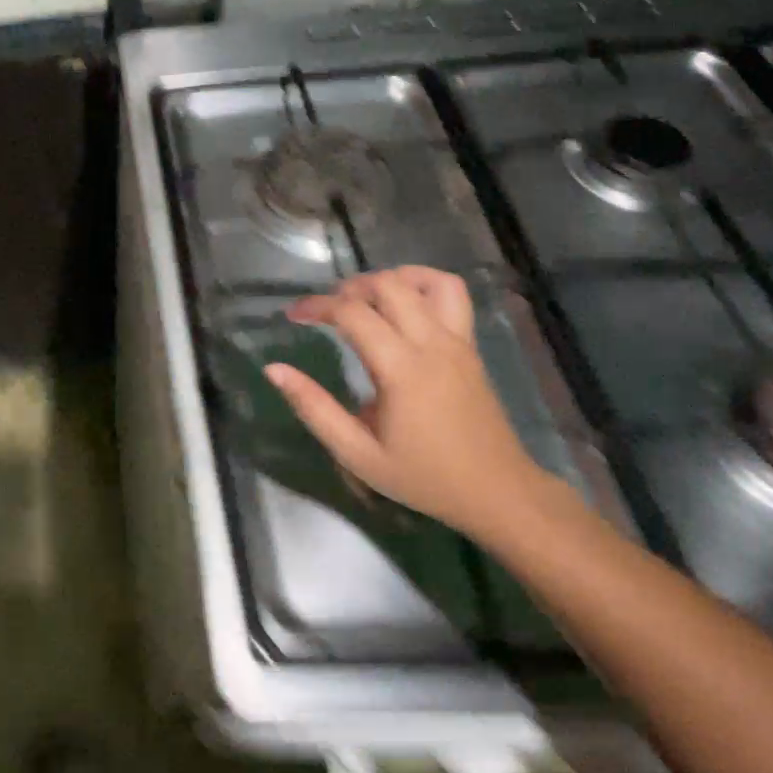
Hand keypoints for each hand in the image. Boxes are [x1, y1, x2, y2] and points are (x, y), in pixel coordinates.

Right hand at [264, 266, 551, 537]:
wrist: (497, 493)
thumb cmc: (422, 477)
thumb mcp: (357, 453)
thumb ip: (314, 408)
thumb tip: (274, 370)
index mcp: (402, 371)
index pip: (353, 314)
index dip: (317, 306)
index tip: (292, 315)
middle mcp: (433, 345)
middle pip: (389, 286)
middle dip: (349, 288)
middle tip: (326, 310)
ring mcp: (458, 342)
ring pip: (427, 281)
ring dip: (390, 279)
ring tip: (365, 299)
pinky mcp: (471, 347)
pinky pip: (452, 296)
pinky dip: (422, 286)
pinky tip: (402, 306)